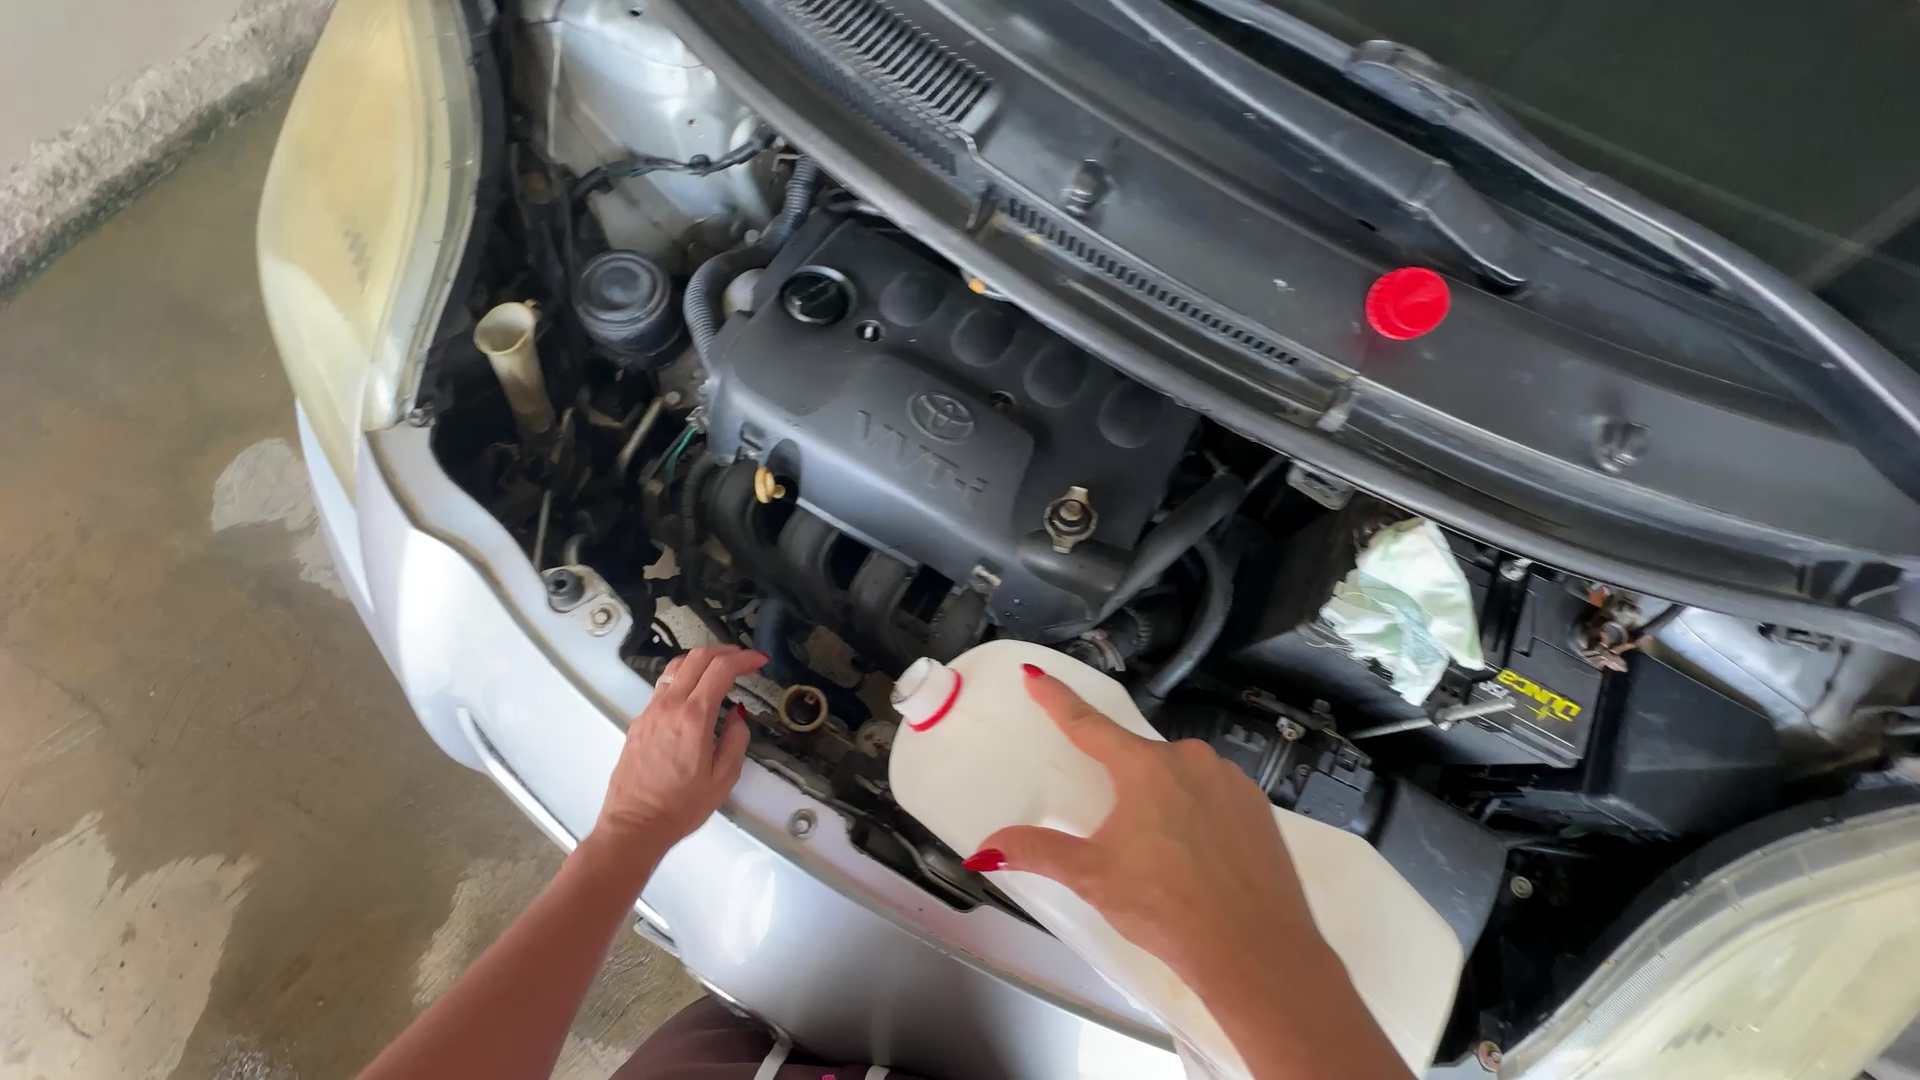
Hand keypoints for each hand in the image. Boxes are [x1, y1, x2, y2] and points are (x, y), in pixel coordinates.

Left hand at [592, 645, 766, 856]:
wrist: (634, 826)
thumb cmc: (677, 808)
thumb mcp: (724, 778)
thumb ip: (737, 739)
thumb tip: (738, 716)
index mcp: (693, 718)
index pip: (721, 669)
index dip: (745, 658)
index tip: (759, 660)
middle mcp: (669, 708)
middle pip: (698, 657)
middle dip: (726, 651)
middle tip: (744, 658)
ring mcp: (651, 712)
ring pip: (677, 666)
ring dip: (703, 659)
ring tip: (721, 667)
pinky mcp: (640, 722)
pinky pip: (664, 685)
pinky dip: (685, 676)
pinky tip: (697, 692)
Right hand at [974, 669, 1329, 994]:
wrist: (1259, 955)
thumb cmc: (1167, 910)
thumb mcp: (1094, 878)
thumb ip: (1037, 853)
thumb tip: (982, 851)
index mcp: (1144, 768)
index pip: (1087, 723)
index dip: (1056, 698)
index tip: (1035, 675)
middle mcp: (1189, 759)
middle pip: (1137, 758)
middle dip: (1122, 785)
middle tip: (1121, 835)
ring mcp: (1230, 780)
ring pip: (1178, 776)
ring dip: (1162, 799)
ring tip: (1164, 857)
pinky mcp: (1260, 806)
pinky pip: (1213, 794)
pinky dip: (1198, 814)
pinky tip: (1200, 857)